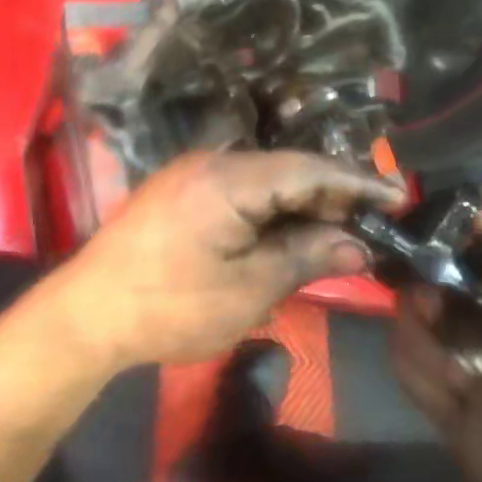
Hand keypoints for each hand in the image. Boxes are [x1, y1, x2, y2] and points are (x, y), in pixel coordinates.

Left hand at [62, 150, 405, 366]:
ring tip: (341, 233)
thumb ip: (308, 257)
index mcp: (231, 178)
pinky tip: (294, 234)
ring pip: (270, 181)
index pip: (310, 169)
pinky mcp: (186, 192)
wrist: (84, 318)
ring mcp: (196, 175)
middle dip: (335, 196)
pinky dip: (276, 212)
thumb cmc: (170, 307)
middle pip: (292, 170)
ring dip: (306, 205)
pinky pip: (246, 192)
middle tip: (374, 224)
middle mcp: (215, 163)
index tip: (397, 198)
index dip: (357, 183)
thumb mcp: (250, 289)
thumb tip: (360, 246)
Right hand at [392, 196, 481, 481]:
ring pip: (432, 303)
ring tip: (449, 373)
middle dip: (442, 278)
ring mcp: (479, 336)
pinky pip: (415, 350)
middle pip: (469, 257)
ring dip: (425, 334)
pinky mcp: (450, 368)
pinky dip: (419, 369)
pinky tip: (449, 399)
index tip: (465, 221)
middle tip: (426, 301)